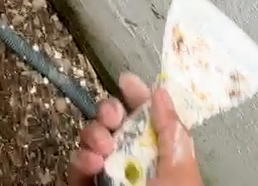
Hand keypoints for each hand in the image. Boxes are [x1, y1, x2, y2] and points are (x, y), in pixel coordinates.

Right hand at [67, 73, 200, 185]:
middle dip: (109, 111)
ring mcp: (109, 179)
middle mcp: (135, 166)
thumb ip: (173, 136)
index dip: (138, 97)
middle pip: (115, 124)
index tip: (127, 81)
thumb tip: (161, 92)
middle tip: (111, 115)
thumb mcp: (181, 178)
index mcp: (164, 161)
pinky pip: (76, 167)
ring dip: (93, 133)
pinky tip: (90, 162)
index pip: (149, 120)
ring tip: (101, 146)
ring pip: (92, 140)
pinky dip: (80, 159)